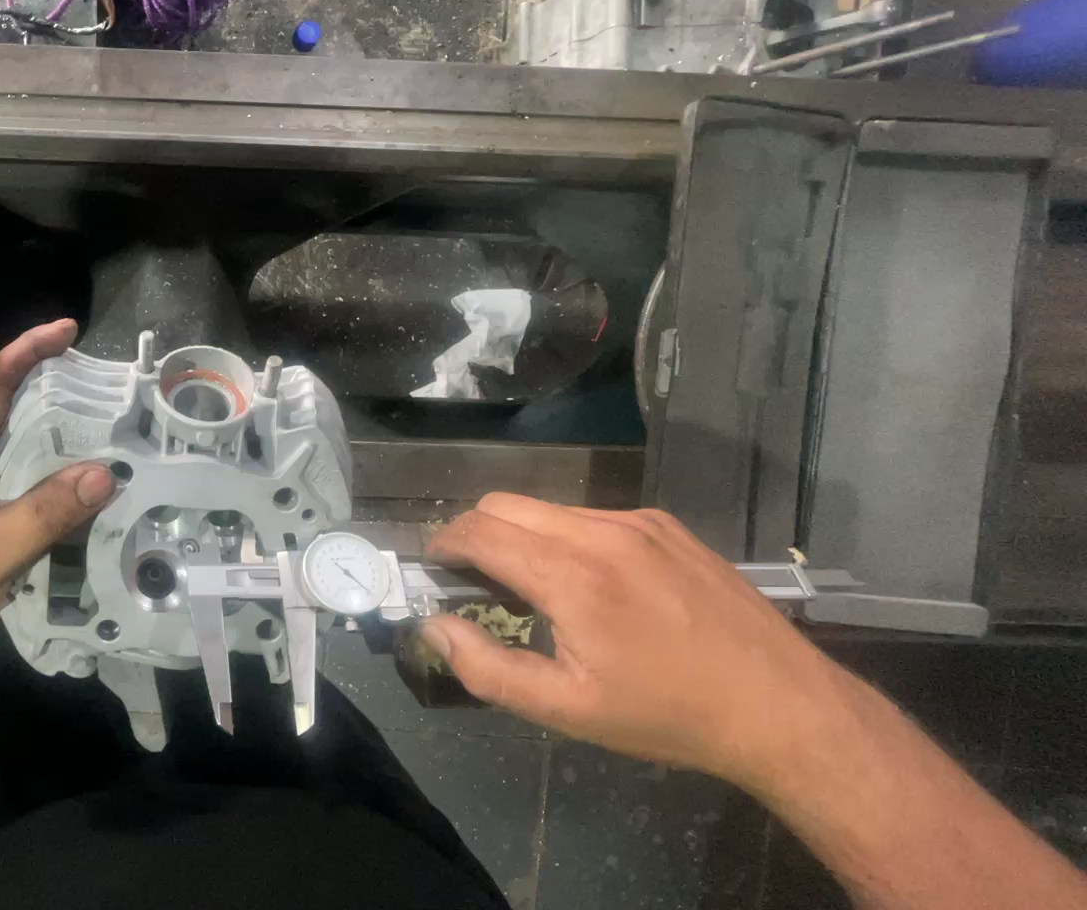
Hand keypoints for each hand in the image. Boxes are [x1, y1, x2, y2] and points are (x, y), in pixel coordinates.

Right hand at [419, 493, 851, 789]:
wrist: (788, 712)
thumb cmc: (668, 715)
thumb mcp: (567, 710)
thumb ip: (486, 668)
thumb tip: (434, 628)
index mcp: (571, 576)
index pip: (477, 531)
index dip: (443, 545)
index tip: (435, 570)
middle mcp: (600, 532)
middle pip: (502, 504)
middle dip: (473, 534)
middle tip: (476, 581)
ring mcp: (637, 522)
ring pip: (544, 507)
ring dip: (519, 535)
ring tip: (536, 586)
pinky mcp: (665, 525)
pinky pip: (588, 514)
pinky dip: (564, 537)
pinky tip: (592, 583)